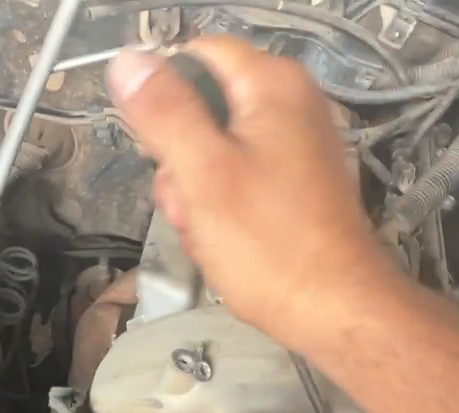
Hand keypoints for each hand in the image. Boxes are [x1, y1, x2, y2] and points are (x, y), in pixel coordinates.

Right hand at [107, 38, 408, 353]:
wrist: (332, 310)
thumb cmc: (270, 246)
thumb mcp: (203, 174)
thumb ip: (164, 113)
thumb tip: (127, 61)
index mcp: (272, 86)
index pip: (196, 56)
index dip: (164, 99)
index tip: (156, 150)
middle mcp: (290, 108)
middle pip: (202, 114)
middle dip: (179, 165)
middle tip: (190, 205)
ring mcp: (294, 152)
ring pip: (214, 159)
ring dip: (196, 199)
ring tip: (209, 234)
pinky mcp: (293, 192)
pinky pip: (237, 189)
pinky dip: (221, 216)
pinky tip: (226, 245)